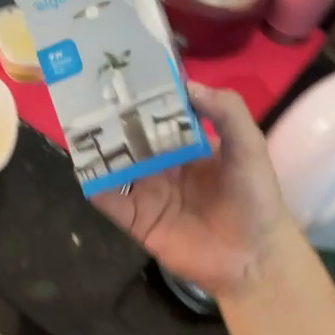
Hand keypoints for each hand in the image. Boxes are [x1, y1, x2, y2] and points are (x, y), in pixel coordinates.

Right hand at [91, 84, 300, 299]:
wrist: (253, 258)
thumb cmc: (255, 198)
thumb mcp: (249, 145)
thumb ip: (226, 111)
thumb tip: (188, 84)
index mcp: (187, 147)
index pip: (158, 117)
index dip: (143, 99)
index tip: (123, 76)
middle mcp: (163, 167)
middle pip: (131, 139)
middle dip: (113, 121)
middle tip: (89, 96)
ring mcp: (147, 193)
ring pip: (115, 166)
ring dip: (99, 149)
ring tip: (79, 126)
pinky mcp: (136, 220)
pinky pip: (109, 201)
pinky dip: (94, 185)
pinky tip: (83, 168)